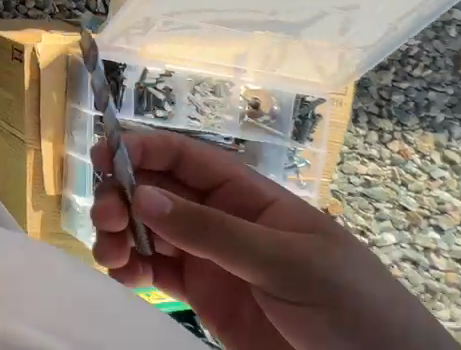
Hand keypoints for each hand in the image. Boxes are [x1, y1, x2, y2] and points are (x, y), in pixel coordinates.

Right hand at [93, 131, 453, 349]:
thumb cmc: (358, 311)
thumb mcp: (290, 266)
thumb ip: (214, 232)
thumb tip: (139, 195)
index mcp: (248, 198)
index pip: (182, 156)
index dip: (139, 149)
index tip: (102, 160)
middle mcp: (222, 221)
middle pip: (152, 190)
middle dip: (120, 197)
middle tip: (106, 221)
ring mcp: (211, 259)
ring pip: (144, 228)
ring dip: (117, 233)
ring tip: (110, 255)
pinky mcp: (203, 297)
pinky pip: (151, 270)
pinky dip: (128, 267)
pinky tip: (122, 275)